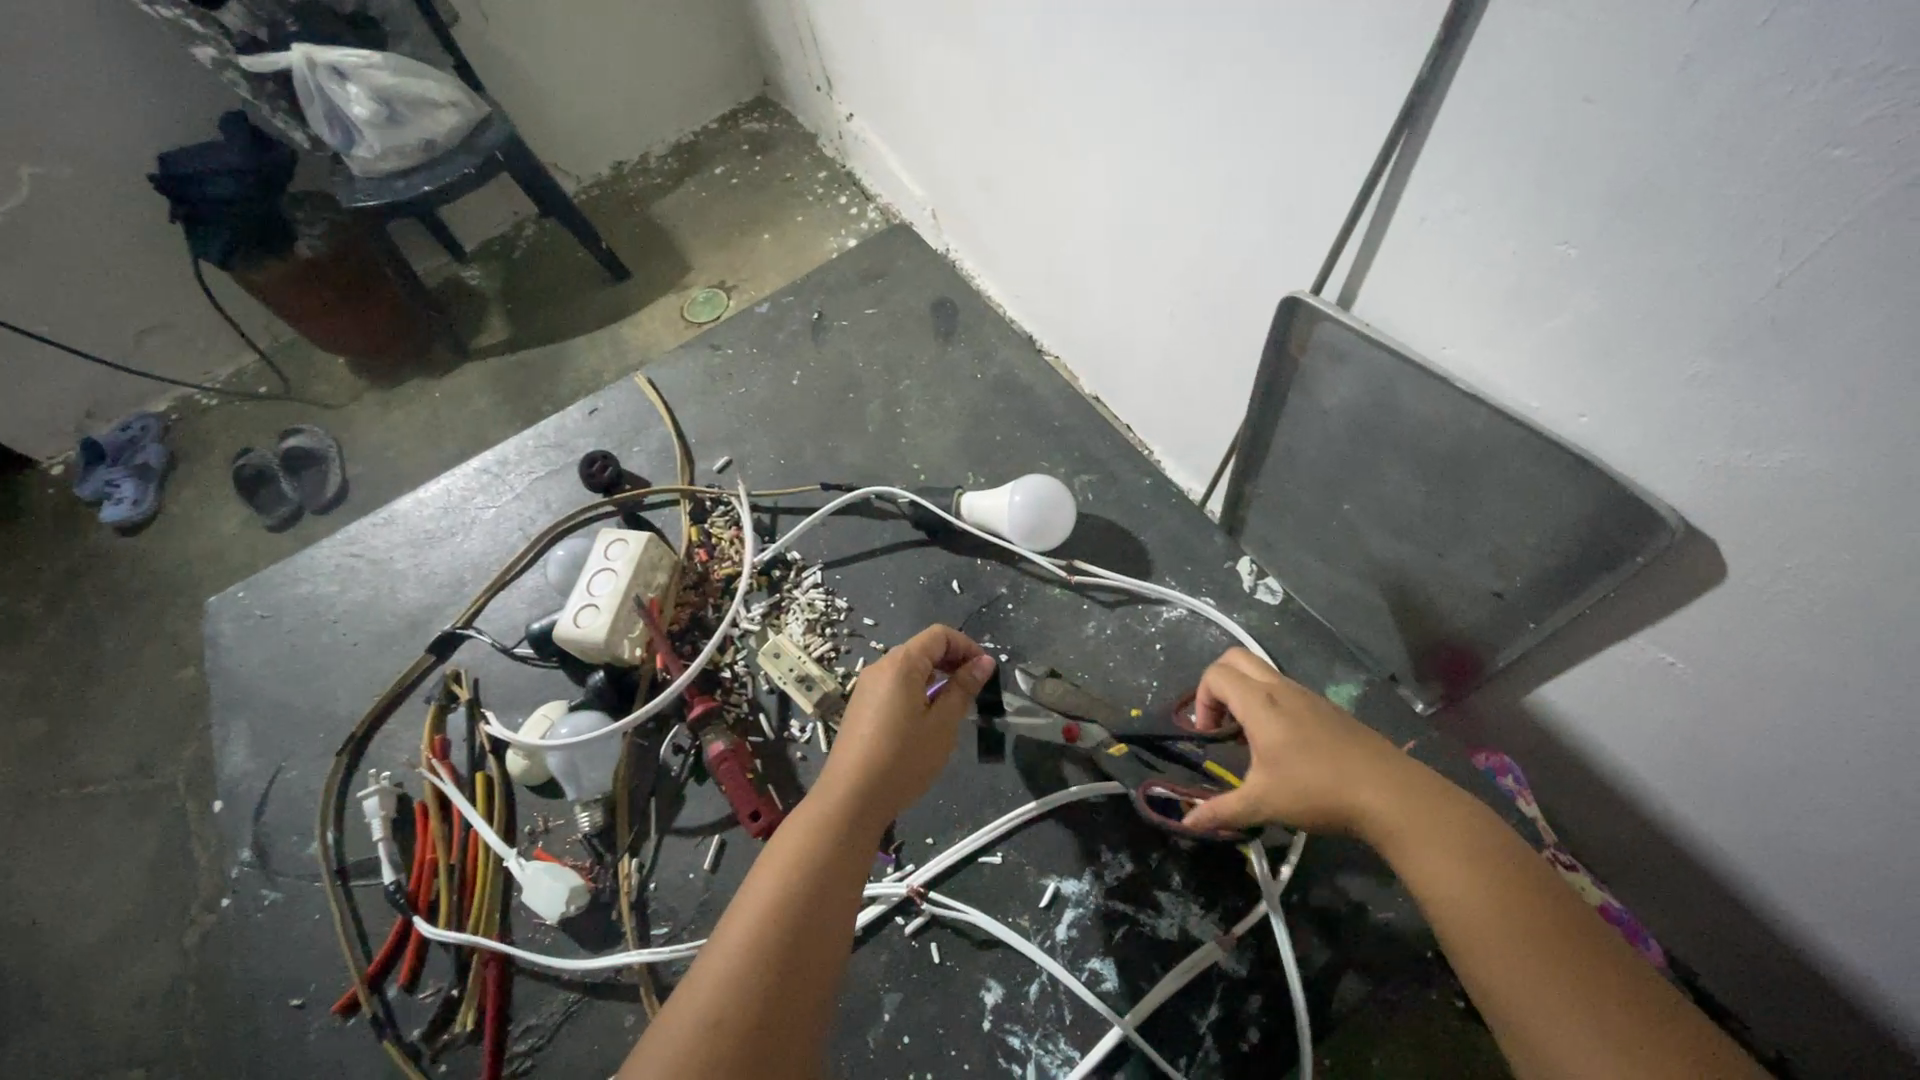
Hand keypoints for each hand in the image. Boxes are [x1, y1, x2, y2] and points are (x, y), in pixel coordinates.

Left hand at [813, 624, 996, 831]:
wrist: (851, 798)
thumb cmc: (903, 759)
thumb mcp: (942, 724)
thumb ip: (963, 688)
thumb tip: (984, 662)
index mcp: (901, 664)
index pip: (939, 635)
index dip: (966, 646)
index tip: (985, 672)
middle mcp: (880, 667)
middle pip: (922, 648)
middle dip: (952, 661)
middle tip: (974, 690)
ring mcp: (866, 687)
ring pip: (908, 668)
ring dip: (935, 678)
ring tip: (953, 708)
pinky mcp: (860, 706)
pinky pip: (894, 686)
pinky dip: (916, 691)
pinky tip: (925, 721)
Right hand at [1180, 648, 1417, 838]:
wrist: (1390, 793)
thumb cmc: (1318, 792)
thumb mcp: (1262, 804)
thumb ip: (1220, 811)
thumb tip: (1187, 824)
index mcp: (1260, 703)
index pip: (1215, 675)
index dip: (1201, 700)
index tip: (1209, 736)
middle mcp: (1282, 689)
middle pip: (1236, 658)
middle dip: (1217, 684)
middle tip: (1220, 722)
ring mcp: (1308, 696)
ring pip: (1264, 672)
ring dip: (1245, 694)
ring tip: (1249, 737)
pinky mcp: (1328, 709)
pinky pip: (1287, 690)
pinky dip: (1270, 704)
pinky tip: (1283, 746)